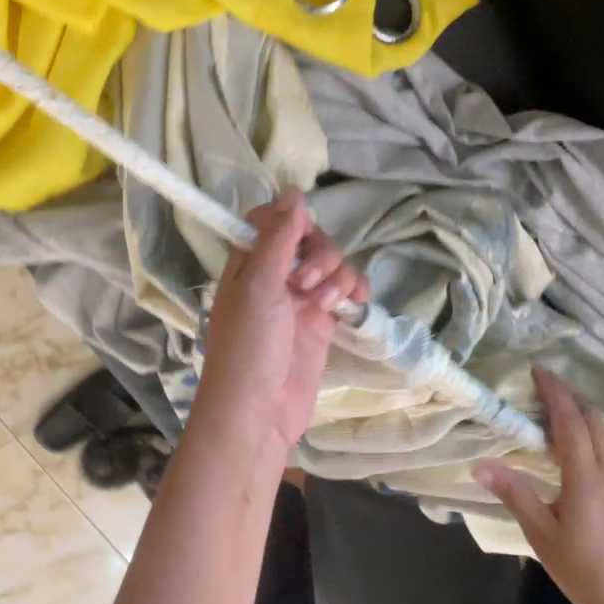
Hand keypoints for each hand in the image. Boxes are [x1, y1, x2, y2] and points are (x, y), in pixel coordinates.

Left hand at [194, 190, 369, 448]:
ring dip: (337, 276)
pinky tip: (352, 305)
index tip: (301, 236)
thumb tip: (295, 192)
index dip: (292, 222)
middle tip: (307, 285)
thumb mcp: (257, 286)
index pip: (274, 221)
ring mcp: (302, 300)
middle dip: (320, 255)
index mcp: (249, 263)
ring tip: (324, 305)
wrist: (259, 410)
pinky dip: (355, 292)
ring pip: (334, 265)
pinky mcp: (323, 324)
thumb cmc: (248, 346)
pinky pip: (348, 292)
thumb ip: (276, 239)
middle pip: (311, 240)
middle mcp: (275, 277)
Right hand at [474, 367, 603, 603]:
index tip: (539, 372)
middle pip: (595, 421)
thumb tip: (479, 464)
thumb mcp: (540, 533)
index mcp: (586, 477)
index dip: (555, 393)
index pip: (570, 422)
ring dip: (591, 418)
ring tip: (568, 417)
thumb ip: (514, 493)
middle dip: (572, 400)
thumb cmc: (582, 571)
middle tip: (547, 391)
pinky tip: (596, 451)